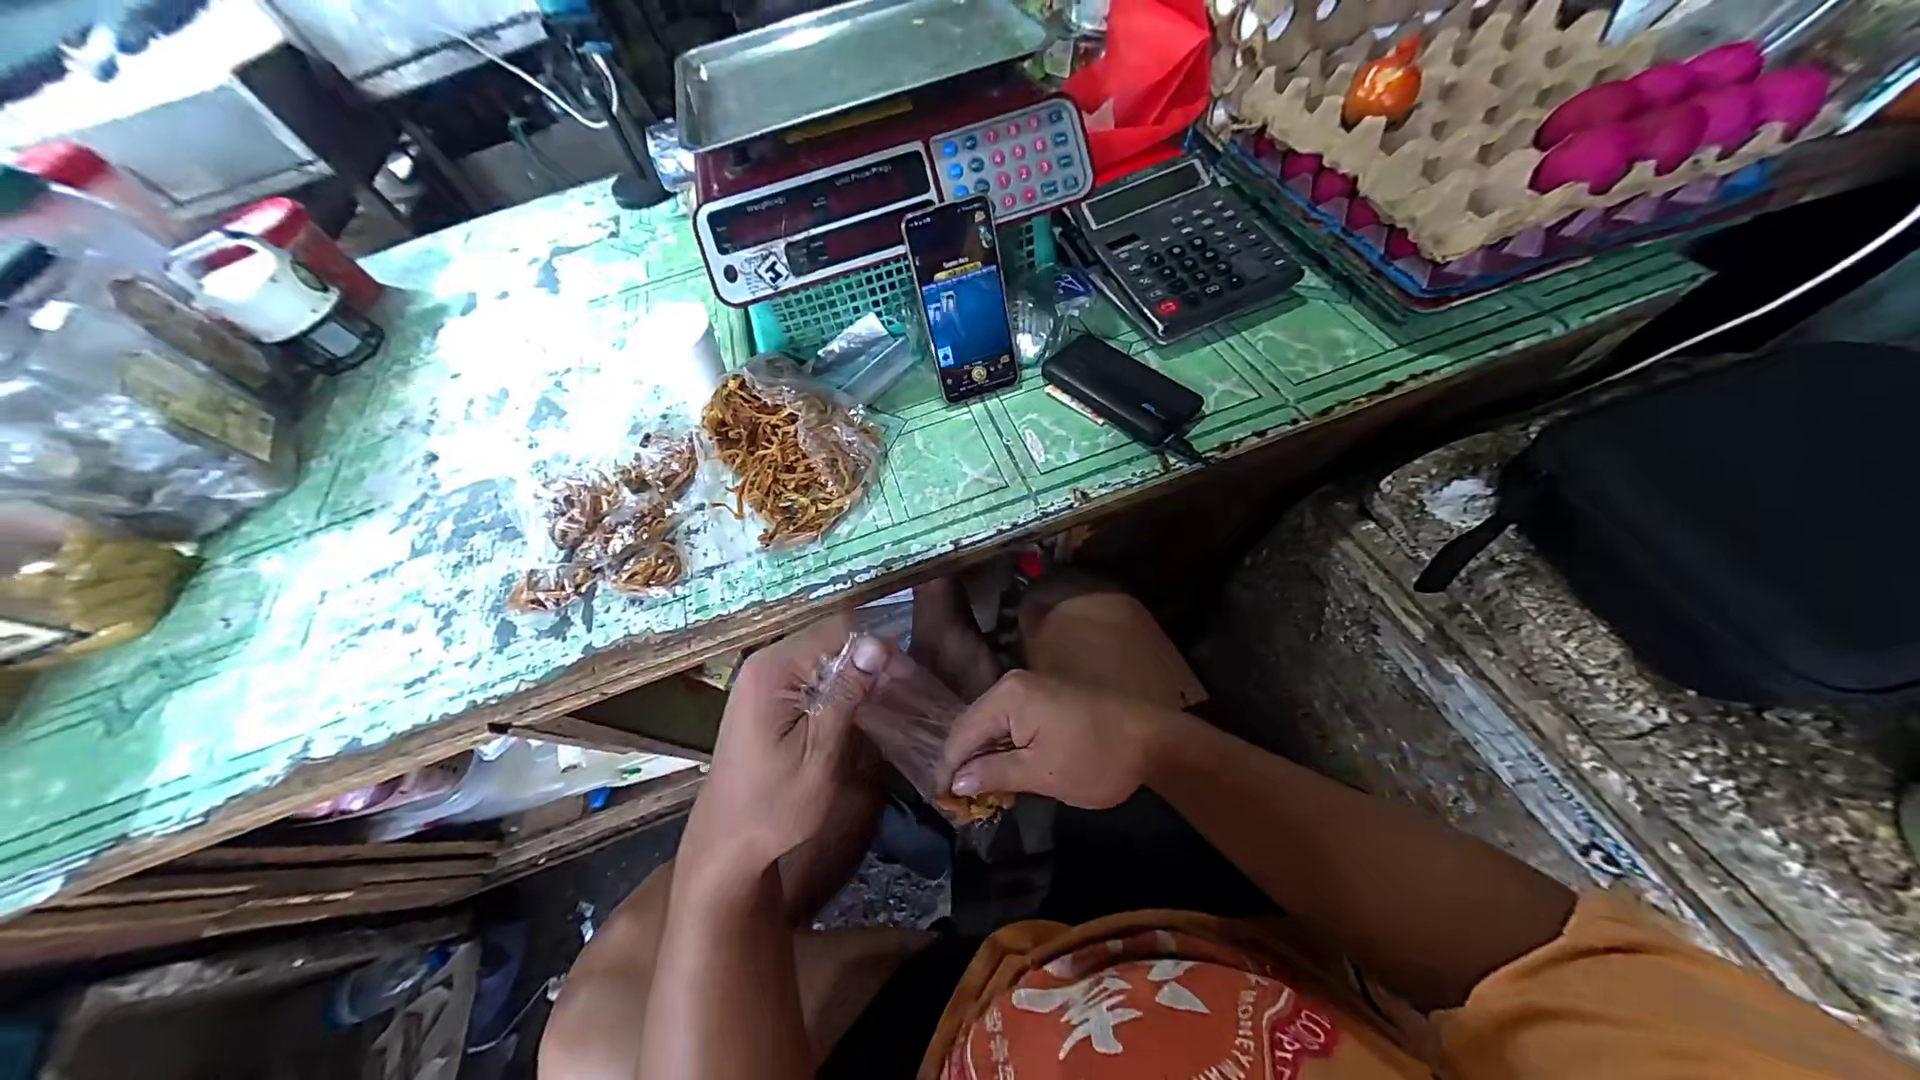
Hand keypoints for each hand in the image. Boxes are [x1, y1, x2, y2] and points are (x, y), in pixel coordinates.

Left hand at [680, 616, 886, 890]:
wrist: (728, 844)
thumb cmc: (775, 806)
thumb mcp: (820, 753)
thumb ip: (846, 694)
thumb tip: (877, 644)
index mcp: (773, 670)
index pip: (837, 629)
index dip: (876, 645)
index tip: (904, 675)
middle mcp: (764, 661)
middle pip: (829, 637)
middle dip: (868, 657)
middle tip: (900, 689)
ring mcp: (762, 676)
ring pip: (822, 653)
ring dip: (854, 671)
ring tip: (884, 698)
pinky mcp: (766, 693)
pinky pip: (809, 671)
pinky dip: (836, 683)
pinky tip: (855, 707)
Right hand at [933, 670, 1186, 809]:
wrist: (1154, 740)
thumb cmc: (1096, 758)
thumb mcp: (1041, 774)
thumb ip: (993, 775)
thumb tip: (956, 783)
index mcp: (1008, 696)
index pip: (961, 734)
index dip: (947, 770)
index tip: (942, 804)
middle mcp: (1012, 685)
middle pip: (973, 728)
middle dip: (965, 767)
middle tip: (962, 806)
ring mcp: (1030, 689)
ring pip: (992, 728)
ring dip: (986, 762)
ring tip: (983, 799)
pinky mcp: (1045, 700)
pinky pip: (1011, 726)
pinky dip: (1005, 752)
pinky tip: (1007, 780)